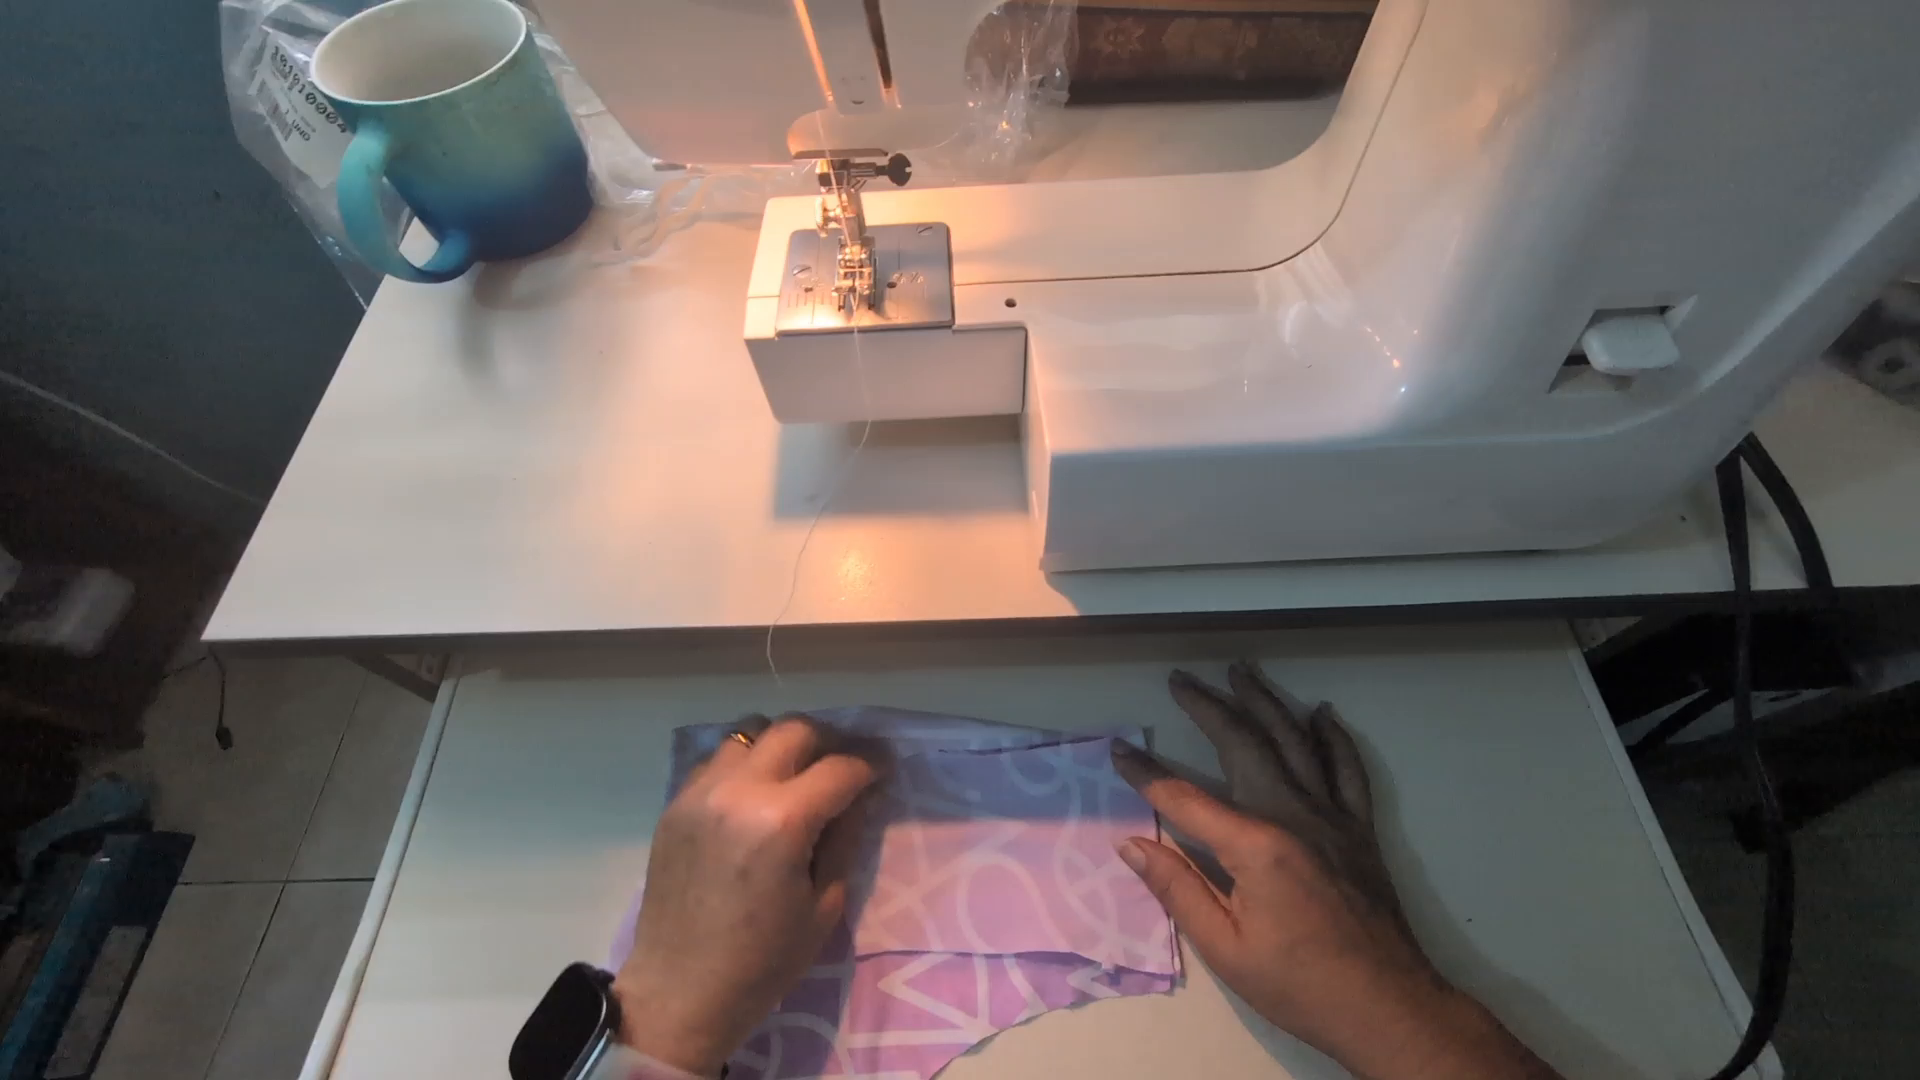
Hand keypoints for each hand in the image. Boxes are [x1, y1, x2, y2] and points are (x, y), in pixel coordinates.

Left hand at [614, 714, 881, 1075]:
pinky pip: (719, 758)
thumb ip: (845, 837)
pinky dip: (746, 762)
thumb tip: (859, 795)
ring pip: (752, 731)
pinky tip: (755, 794)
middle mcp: (740, 790)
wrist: (678, 994)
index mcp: (782, 821)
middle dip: (829, 741)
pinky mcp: (676, 803)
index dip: (870, 764)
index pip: (840, 767)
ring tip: (795, 773)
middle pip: (796, 729)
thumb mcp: (824, 905)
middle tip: (842, 766)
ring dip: (782, 744)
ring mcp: (702, 792)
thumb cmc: (762, 962)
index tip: (882, 769)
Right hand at [1111, 662, 1559, 1079]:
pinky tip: (1319, 712)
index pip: (1184, 797)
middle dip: (1208, 707)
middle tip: (1181, 679)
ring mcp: (1331, 816)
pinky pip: (1347, 768)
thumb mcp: (1225, 949)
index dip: (1146, 773)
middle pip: (1243, 743)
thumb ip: (1177, 889)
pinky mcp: (1358, 828)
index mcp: (1255, 846)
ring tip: (1241, 671)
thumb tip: (1129, 843)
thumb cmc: (1300, 983)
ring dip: (1264, 702)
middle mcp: (1293, 815)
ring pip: (1294, 741)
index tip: (1119, 750)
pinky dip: (1332, 736)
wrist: (1390, 1010)